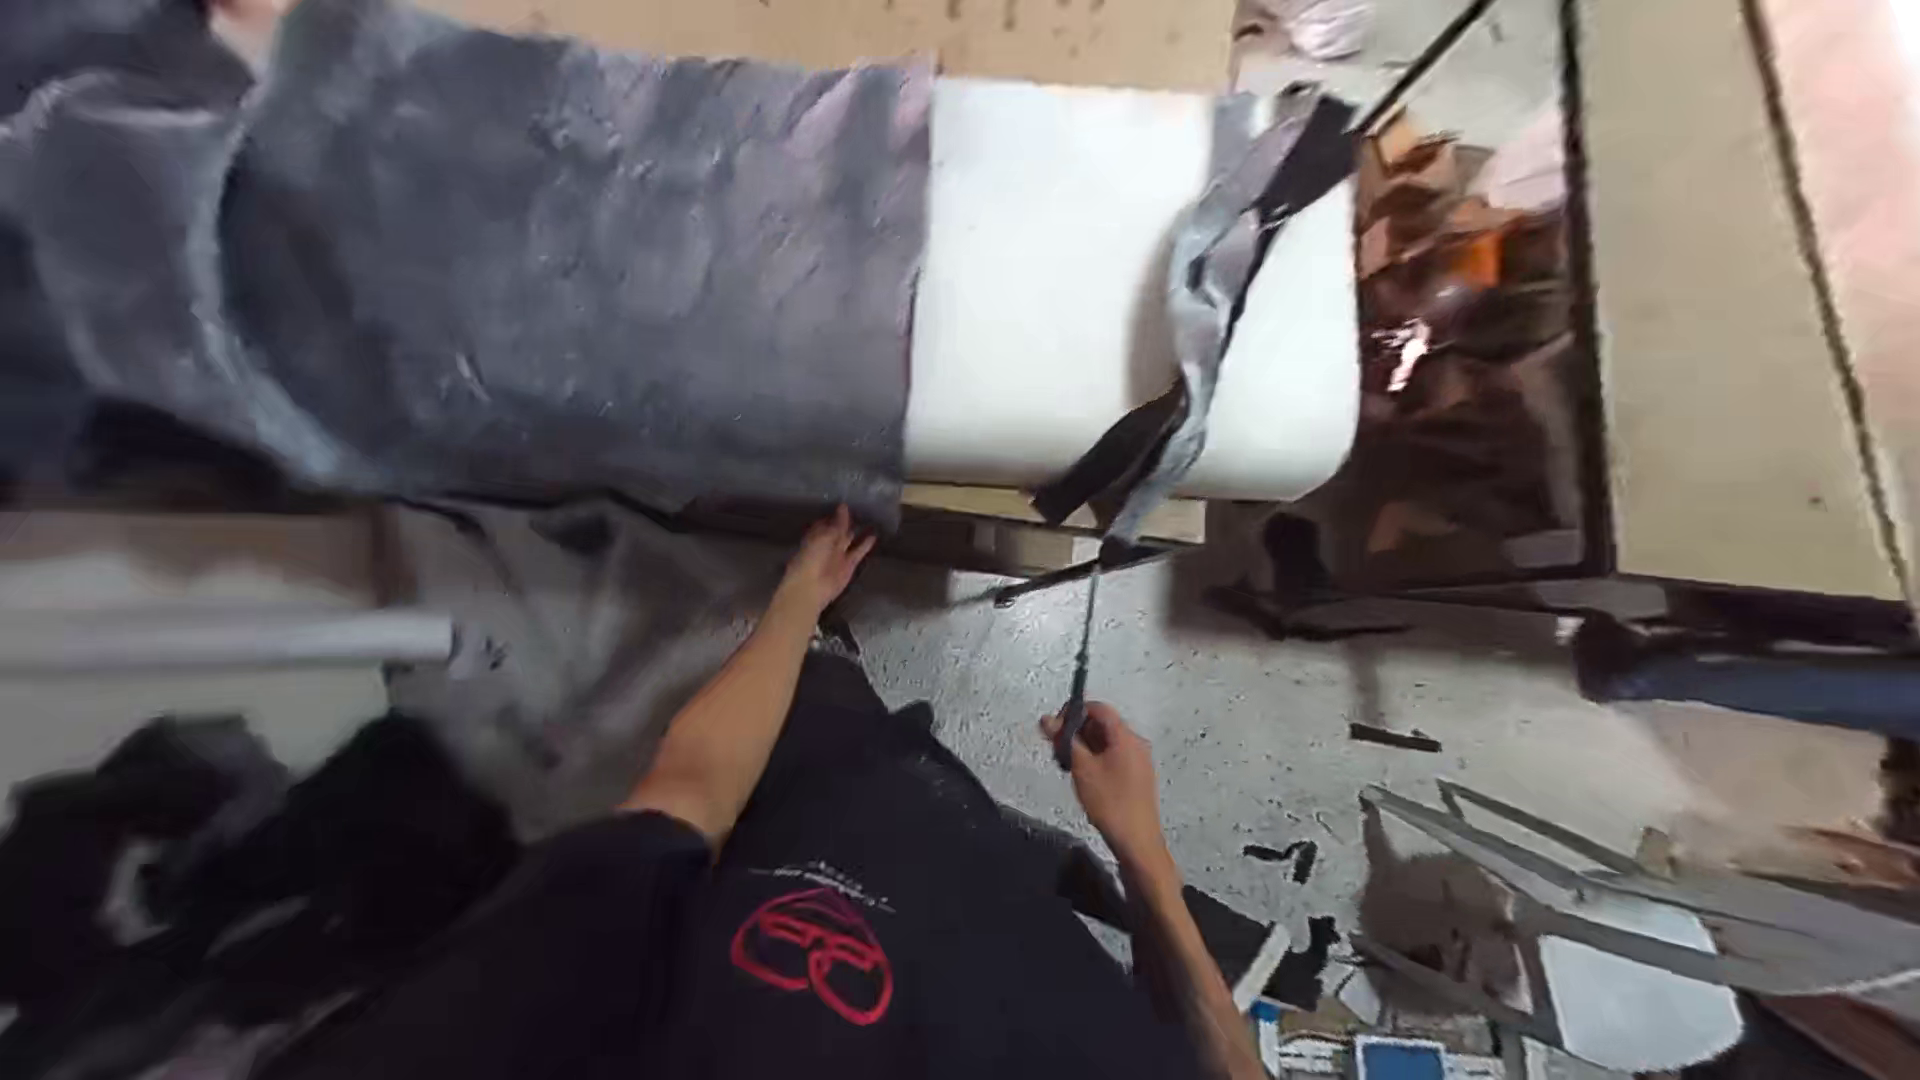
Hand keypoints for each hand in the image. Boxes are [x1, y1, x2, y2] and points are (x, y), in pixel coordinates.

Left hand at [774, 505, 875, 617]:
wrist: (812, 588)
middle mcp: (828, 543)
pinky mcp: (850, 564)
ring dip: (859, 530)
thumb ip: (837, 523)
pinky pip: (859, 551)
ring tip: (872, 517)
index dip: (836, 512)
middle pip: (840, 528)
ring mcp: (839, 554)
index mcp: (816, 535)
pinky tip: (875, 535)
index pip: (827, 520)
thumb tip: (843, 506)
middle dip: (848, 518)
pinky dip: (866, 544)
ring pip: (850, 539)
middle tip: (863, 504)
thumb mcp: (823, 537)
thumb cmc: (812, 558)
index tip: (848, 499)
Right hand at [1041, 703, 1168, 868]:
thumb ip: (1064, 740)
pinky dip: (1097, 757)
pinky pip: (1114, 754)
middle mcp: (1136, 742)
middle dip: (1078, 731)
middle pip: (1103, 723)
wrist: (1137, 842)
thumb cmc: (1109, 802)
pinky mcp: (1138, 775)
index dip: (1075, 711)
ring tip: (1070, 765)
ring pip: (1107, 740)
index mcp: (1125, 736)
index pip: (1098, 708)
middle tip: (1059, 750)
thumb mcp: (1081, 768)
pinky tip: (1086, 776)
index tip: (1056, 728)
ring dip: (1085, 746)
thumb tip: (1046, 718)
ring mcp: (1139, 759)